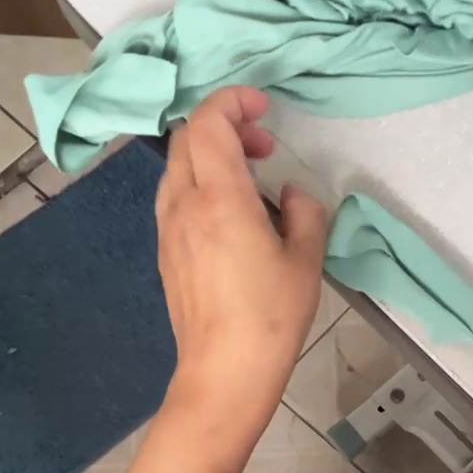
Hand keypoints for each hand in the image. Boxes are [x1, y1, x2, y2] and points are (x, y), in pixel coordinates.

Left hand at [155, 85, 328, 438]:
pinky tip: (231, 219)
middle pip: (188, 138)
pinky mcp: (166, 254)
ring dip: (211, 158)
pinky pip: (177, 199)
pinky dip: (202, 187)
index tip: (263, 108)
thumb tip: (290, 195)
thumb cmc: (271, 317)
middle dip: (225, 127)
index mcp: (219, 197)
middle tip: (264, 149)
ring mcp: (168, 230)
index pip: (209, 122)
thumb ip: (304, 213)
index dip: (233, 101)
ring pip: (178, 168)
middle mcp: (183, 204)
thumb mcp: (306, 261)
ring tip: (251, 184)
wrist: (224, 372)